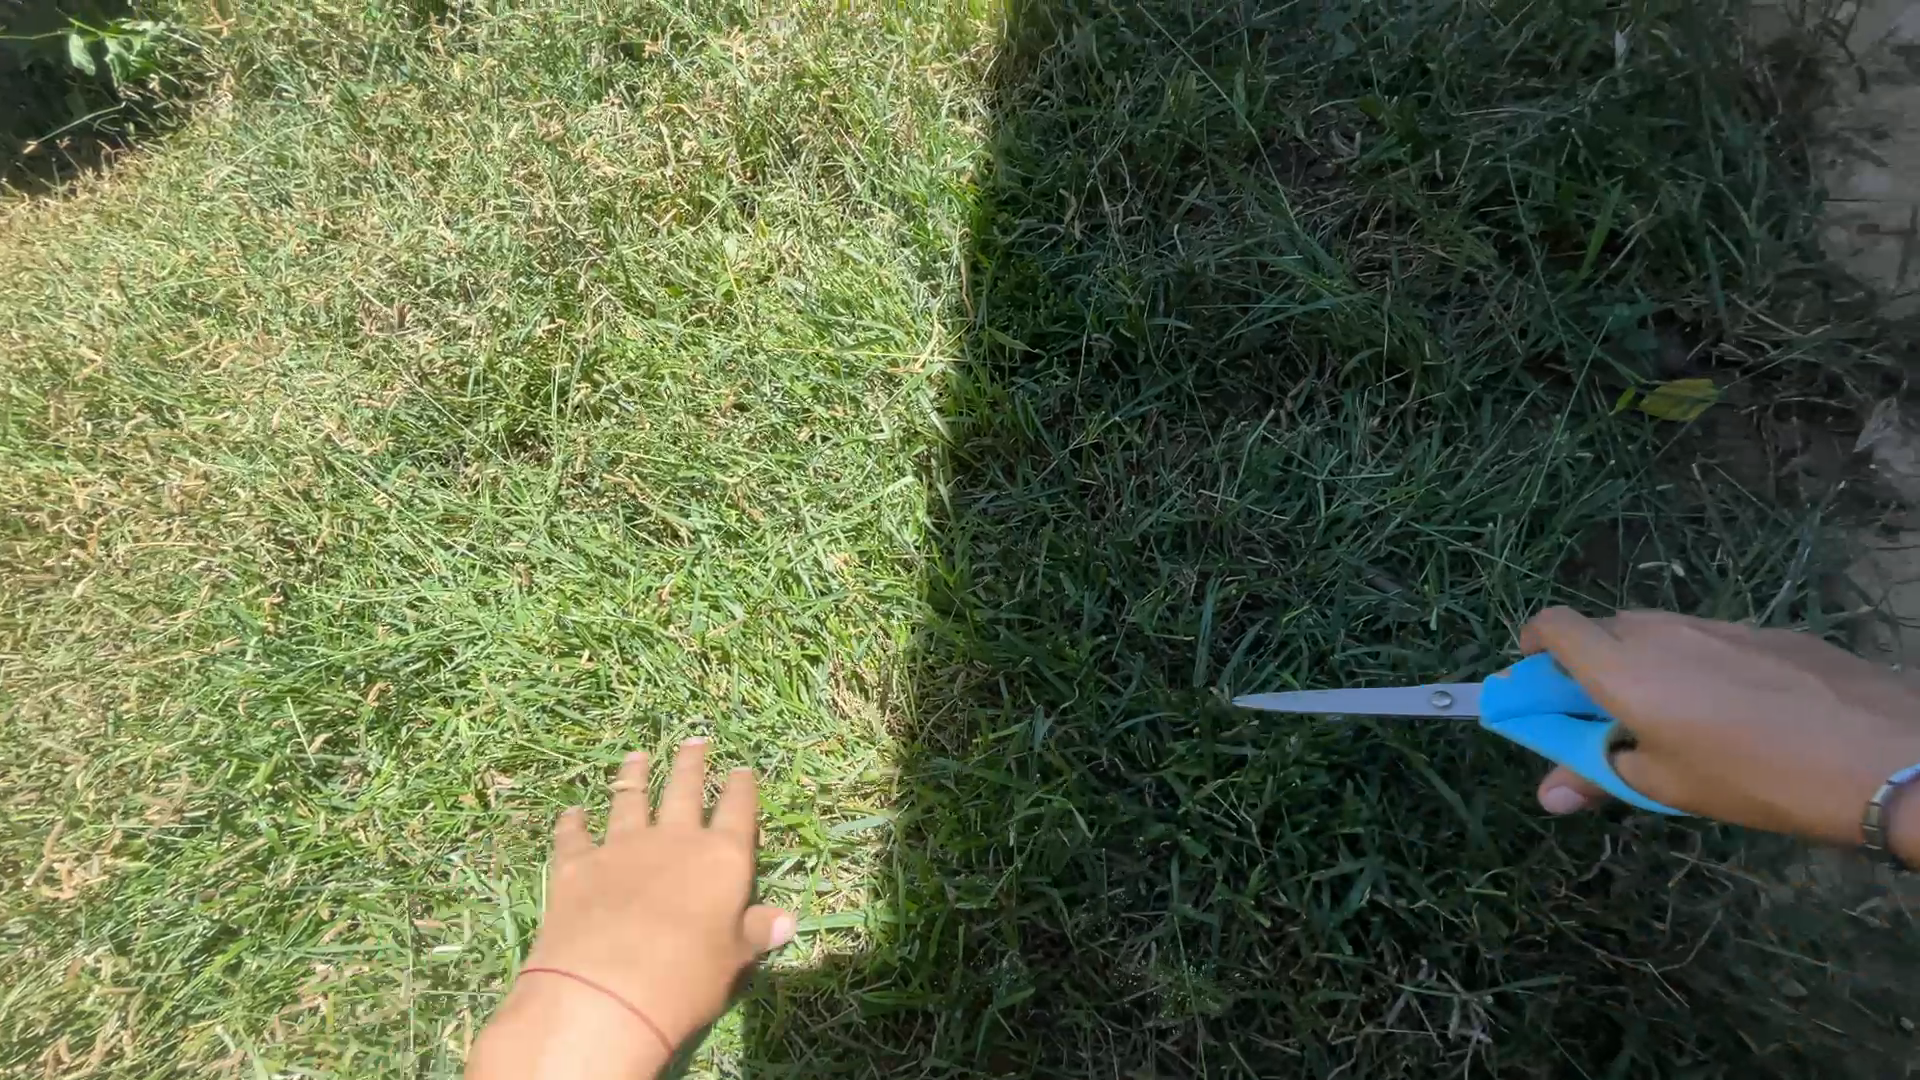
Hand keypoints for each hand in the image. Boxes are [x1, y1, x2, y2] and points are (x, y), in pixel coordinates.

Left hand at [467, 740, 793, 1079]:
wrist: (604, 993)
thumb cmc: (685, 978)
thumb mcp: (732, 958)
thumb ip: (756, 932)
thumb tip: (789, 921)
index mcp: (721, 857)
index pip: (738, 809)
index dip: (742, 787)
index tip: (742, 768)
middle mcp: (676, 839)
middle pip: (686, 789)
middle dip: (692, 763)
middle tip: (695, 739)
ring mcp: (624, 847)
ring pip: (632, 798)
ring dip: (635, 775)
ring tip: (637, 755)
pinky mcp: (577, 866)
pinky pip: (574, 836)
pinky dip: (572, 823)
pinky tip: (572, 812)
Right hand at [1522, 608, 1919, 860]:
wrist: (1900, 759)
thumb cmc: (1757, 776)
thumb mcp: (1667, 786)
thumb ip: (1595, 776)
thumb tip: (1548, 798)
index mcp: (1617, 666)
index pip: (1550, 625)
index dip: (1534, 643)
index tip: (1539, 674)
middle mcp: (1657, 633)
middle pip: (1601, 628)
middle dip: (1590, 658)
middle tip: (1608, 705)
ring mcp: (1718, 626)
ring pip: (1658, 632)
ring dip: (1647, 659)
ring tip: (1681, 708)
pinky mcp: (1771, 632)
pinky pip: (1712, 639)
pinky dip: (1703, 661)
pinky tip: (1745, 705)